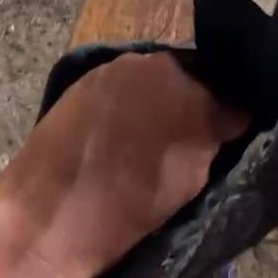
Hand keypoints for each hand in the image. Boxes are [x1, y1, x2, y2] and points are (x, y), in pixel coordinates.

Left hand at [0, 52, 247, 277]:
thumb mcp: (191, 179)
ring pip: (155, 75)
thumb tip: (226, 120)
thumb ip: (213, 139)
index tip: (227, 130)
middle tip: (188, 130)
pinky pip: (122, 80)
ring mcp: (122, 65)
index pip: (228, 94)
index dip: (229, 114)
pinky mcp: (88, 75)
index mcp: (196, 90)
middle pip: (191, 76)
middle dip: (194, 98)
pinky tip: (119, 127)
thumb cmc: (129, 205)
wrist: (49, 214)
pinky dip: (127, 97)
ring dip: (159, 94)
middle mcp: (161, 64)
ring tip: (149, 129)